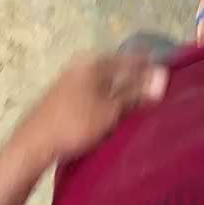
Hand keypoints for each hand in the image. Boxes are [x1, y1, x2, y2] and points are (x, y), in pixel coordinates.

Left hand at [10, 52, 168, 164]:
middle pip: (118, 69)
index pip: (132, 60)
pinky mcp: (64, 95)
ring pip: (105, 81)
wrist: (33, 144)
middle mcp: (83, 64)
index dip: (151, 68)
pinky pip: (95, 91)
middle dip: (137, 80)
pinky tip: (115, 113)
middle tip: (158, 95)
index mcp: (95, 62)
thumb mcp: (111, 111)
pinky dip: (108, 99)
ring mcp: (71, 78)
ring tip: (140, 107)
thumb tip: (163, 75)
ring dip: (122, 92)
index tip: (170, 79)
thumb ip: (136, 93)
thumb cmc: (75, 125)